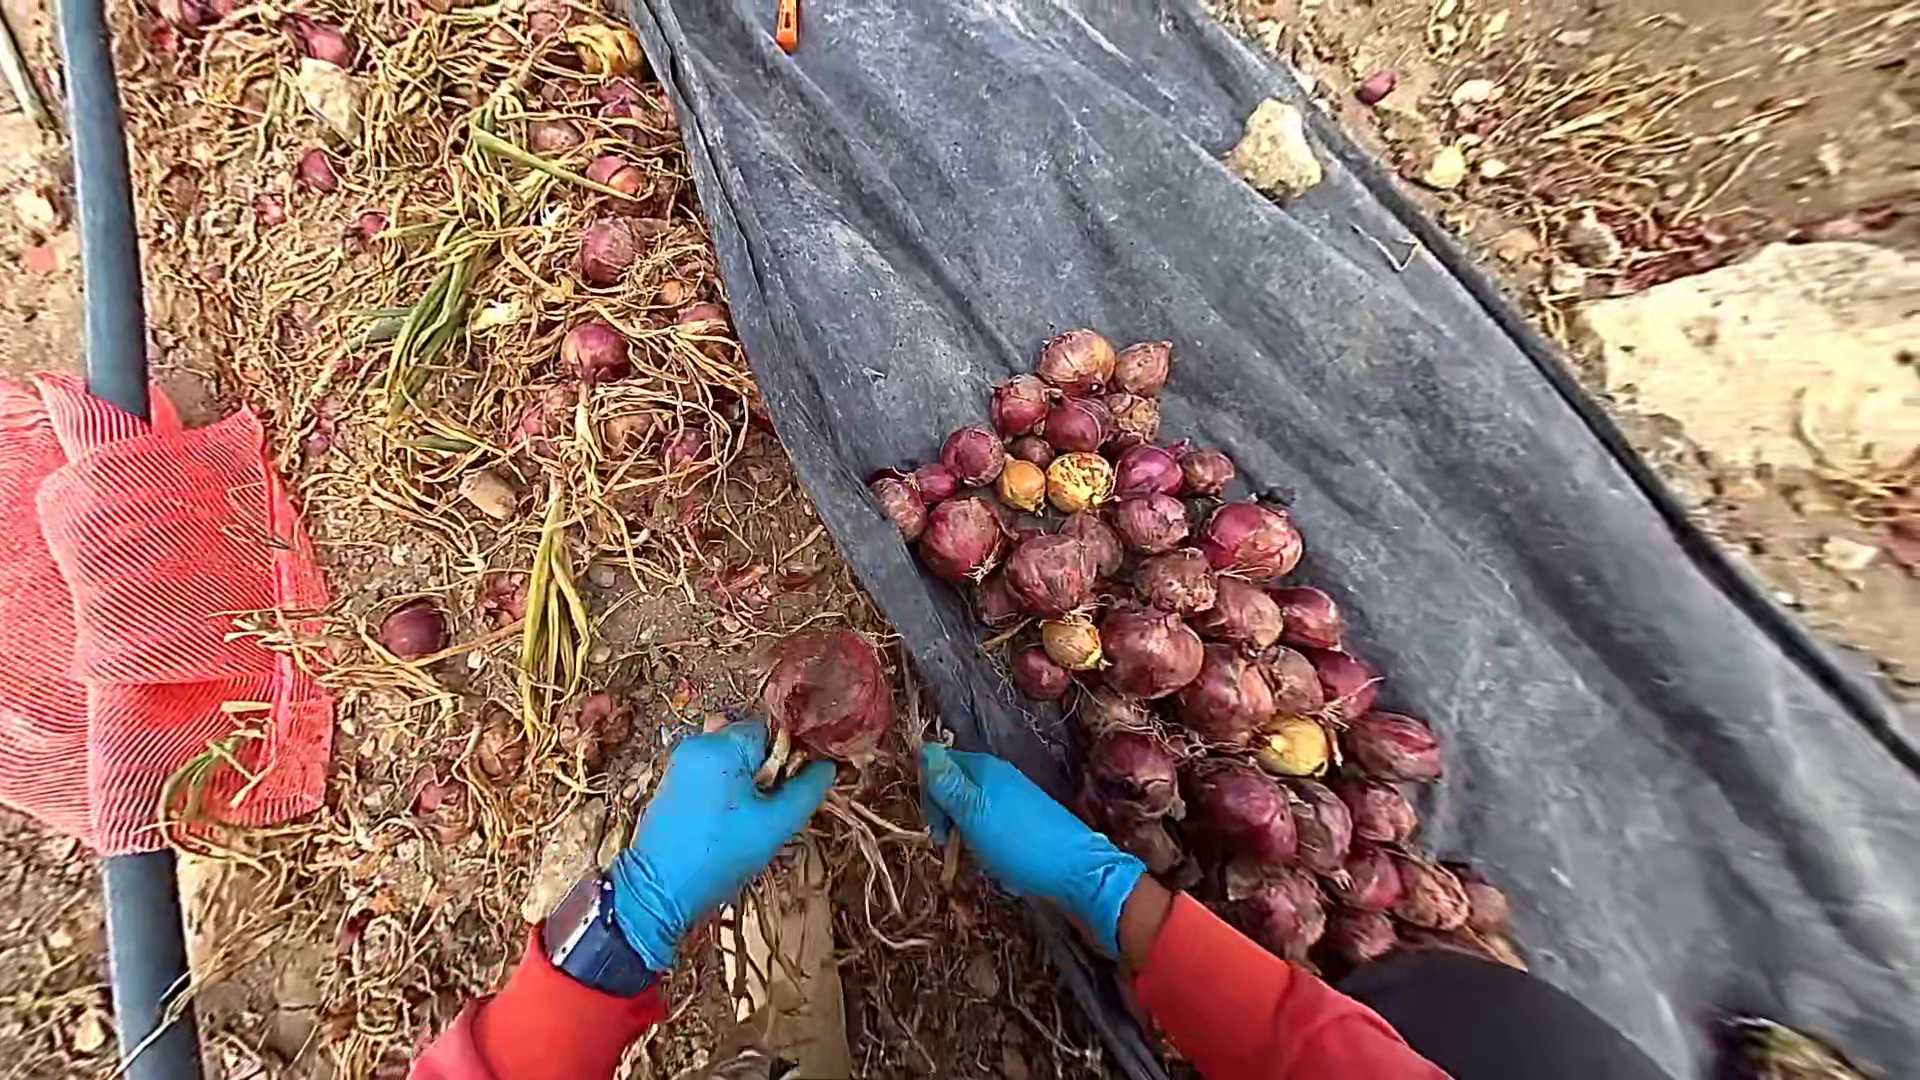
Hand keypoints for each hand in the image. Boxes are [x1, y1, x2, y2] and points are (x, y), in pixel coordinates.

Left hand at [610, 719, 834, 970]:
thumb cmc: (719, 856)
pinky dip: (728, 786)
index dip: (788, 757)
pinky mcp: (673, 779)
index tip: (788, 788)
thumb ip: (808, 789)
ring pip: (734, 756)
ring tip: (747, 816)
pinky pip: (714, 768)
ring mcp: (682, 760)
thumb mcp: (776, 824)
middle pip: (752, 741)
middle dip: (767, 769)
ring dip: (748, 779)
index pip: (772, 729)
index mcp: (721, 745)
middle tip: (768, 807)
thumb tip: (829, 764)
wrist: (654, 896)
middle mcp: (698, 742)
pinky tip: (727, 818)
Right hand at [918, 743, 1143, 955]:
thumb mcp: (973, 812)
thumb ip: (946, 782)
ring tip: (979, 861)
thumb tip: (922, 747)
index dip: (930, 796)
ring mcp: (1013, 802)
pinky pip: (991, 833)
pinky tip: (998, 868)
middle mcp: (998, 779)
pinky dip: (988, 851)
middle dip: (947, 821)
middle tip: (950, 848)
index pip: (940, 767)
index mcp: (984, 768)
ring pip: (971, 817)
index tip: (934, 829)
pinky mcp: (1024, 826)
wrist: (1079, 875)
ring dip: (967, 841)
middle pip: (955, 792)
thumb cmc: (1019, 842)